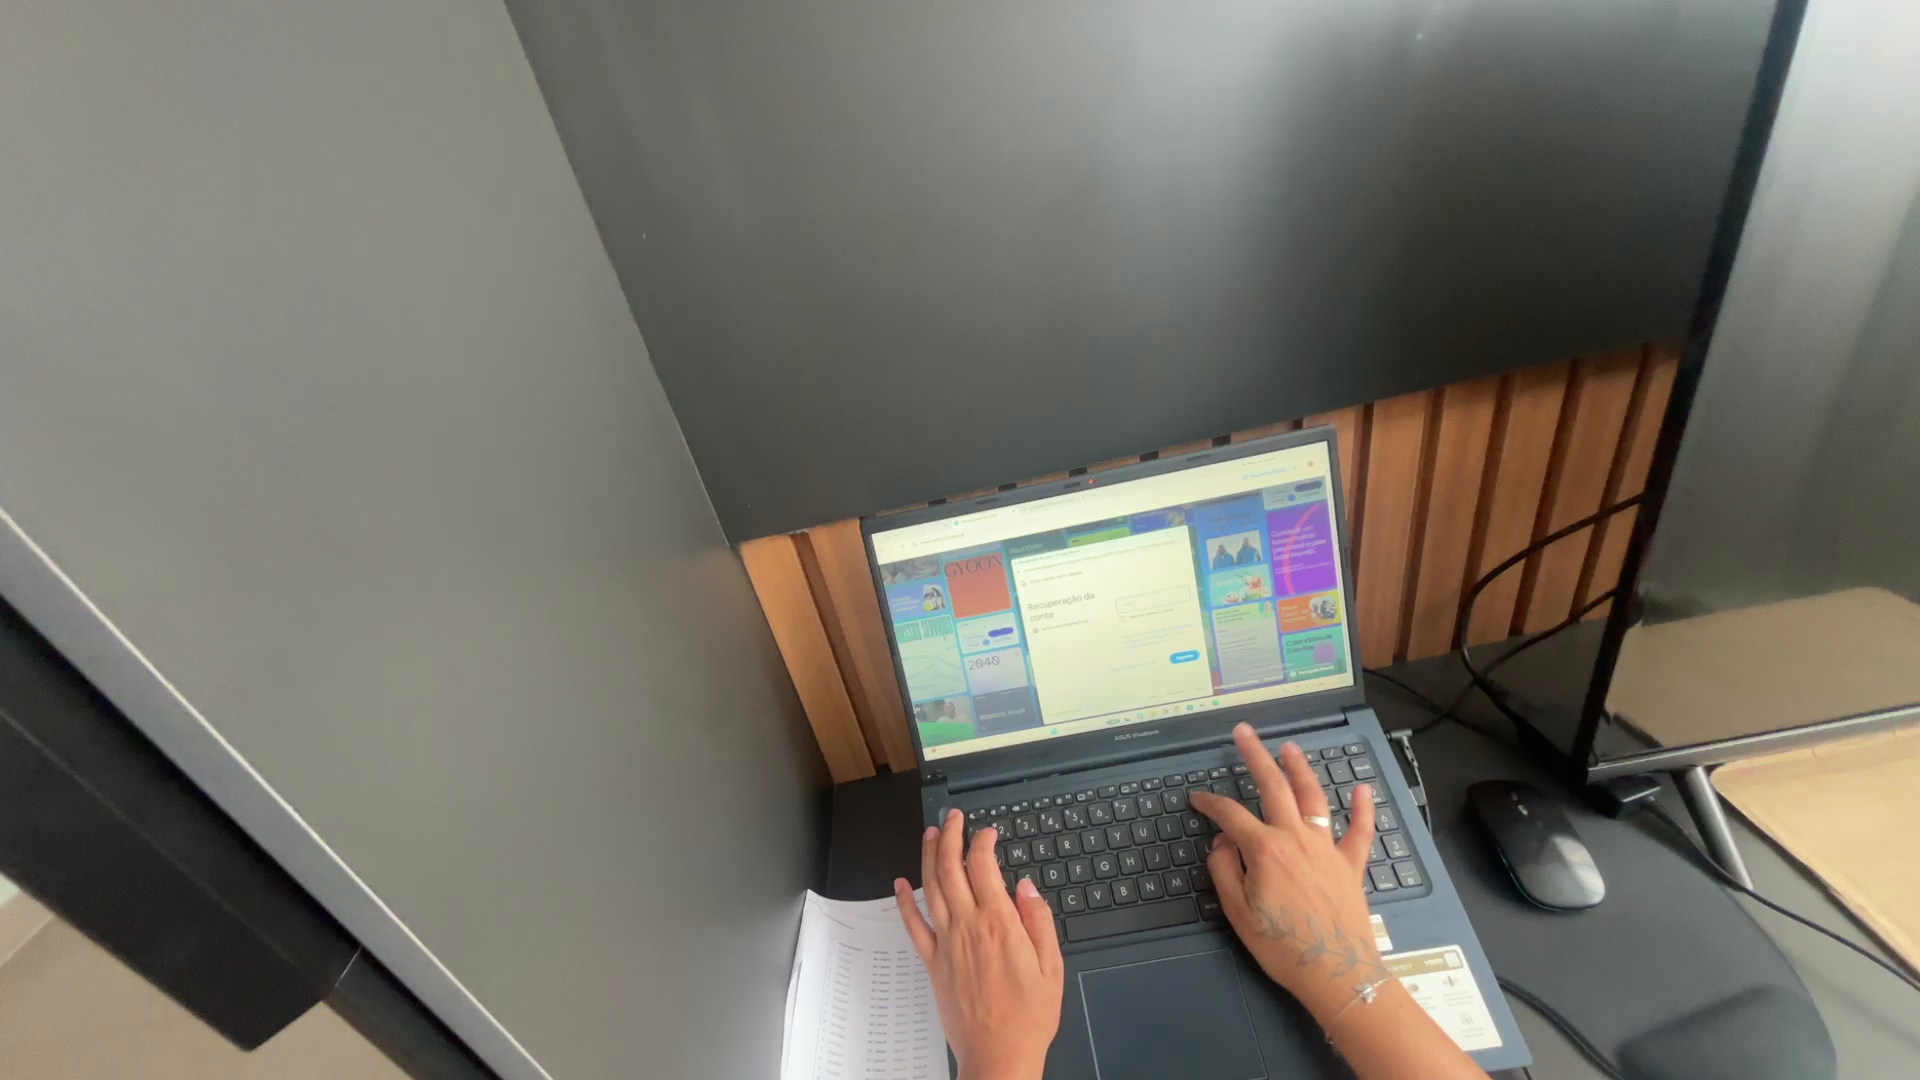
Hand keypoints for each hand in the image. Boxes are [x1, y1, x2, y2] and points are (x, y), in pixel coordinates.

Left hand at [896, 809, 1062, 1079]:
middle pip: (951, 867)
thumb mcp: (1052, 966)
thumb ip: (1039, 921)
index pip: (983, 866)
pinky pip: (914, 926)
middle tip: (953, 817)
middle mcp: (968, 926)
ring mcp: (947, 942)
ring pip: (930, 887)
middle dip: (950, 835)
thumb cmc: (1029, 1016)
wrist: (1000, 1058)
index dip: (982, 841)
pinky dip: (905, 901)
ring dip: (928, 855)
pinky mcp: (933, 962)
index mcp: (999, 923)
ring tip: (930, 833)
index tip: (987, 832)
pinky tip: (901, 883)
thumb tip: (1026, 887)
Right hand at [1189, 724, 1385, 1025]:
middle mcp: (1296, 838)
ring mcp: (1326, 849)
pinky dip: (1362, 810)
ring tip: (1289, 748)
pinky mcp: (1350, 865)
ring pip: (1313, 798)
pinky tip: (1362, 790)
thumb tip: (1223, 843)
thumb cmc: (1283, 947)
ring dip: (1300, 769)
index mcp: (1265, 849)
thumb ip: (1224, 870)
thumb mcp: (1237, 912)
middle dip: (1255, 756)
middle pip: (1273, 786)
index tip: (1197, 797)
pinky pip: (1359, 832)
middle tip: (1244, 733)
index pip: (1229, 814)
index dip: (1209, 802)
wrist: (1338, 976)